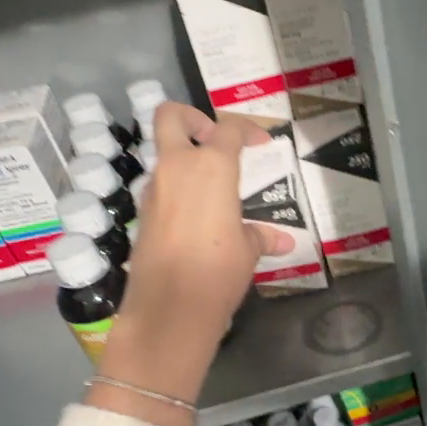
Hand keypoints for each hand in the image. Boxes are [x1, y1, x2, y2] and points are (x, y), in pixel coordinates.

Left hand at [85, 101, 294, 425]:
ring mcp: (154, 190)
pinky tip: (200, 218)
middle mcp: (176, 168)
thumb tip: (282, 240)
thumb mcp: (247, 251)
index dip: (248, 129)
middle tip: (215, 141)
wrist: (170, 309)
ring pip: (165, 155)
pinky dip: (179, 190)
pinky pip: (162, 187)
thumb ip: (260, 236)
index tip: (262, 141)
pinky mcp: (144, 213)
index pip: (228, 129)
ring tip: (214, 188)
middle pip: (172, 116)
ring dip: (186, 160)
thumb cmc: (218, 272)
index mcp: (210, 168)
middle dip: (194, 119)